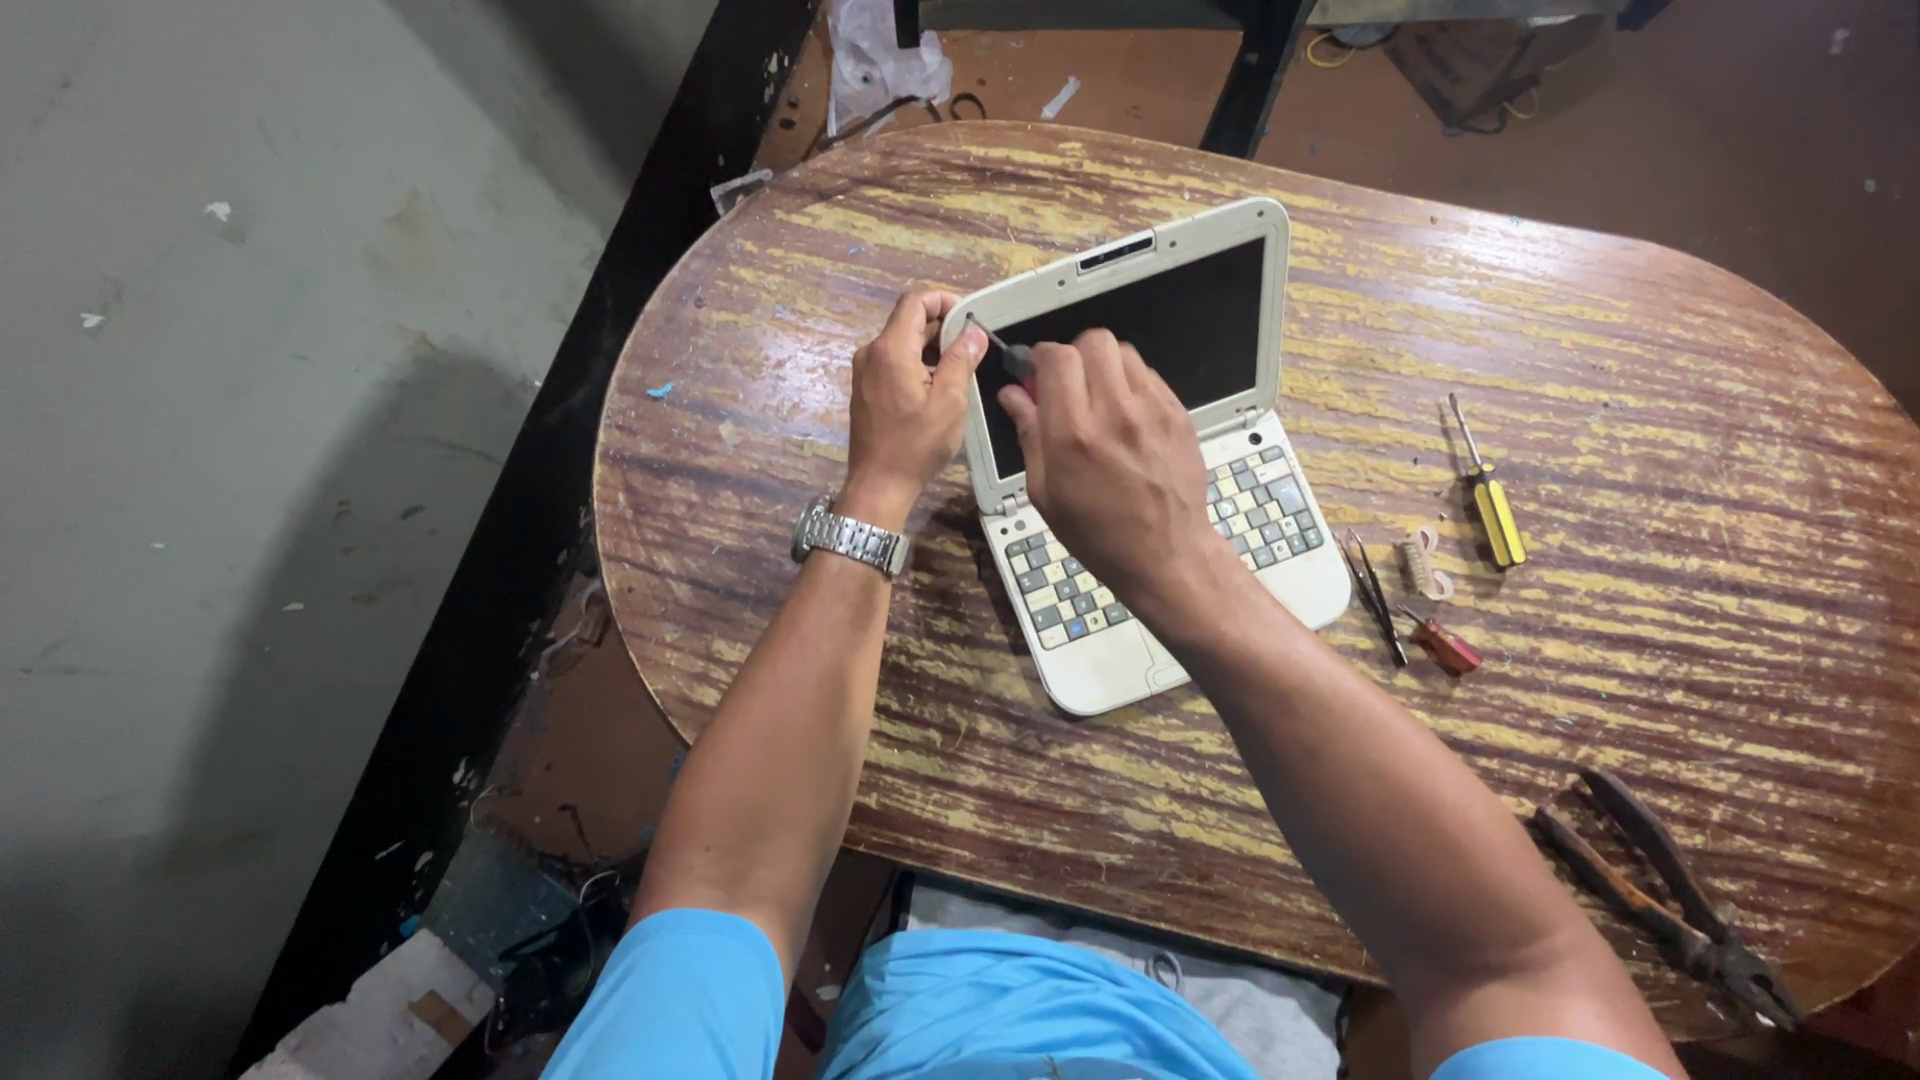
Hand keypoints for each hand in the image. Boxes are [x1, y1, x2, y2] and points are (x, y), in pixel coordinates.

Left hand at [840, 290, 987, 530]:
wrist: (879, 484)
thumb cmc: (916, 446)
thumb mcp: (950, 402)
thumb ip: (961, 360)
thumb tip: (973, 333)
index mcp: (891, 349)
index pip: (915, 301)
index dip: (944, 300)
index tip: (968, 317)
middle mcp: (871, 353)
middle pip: (908, 321)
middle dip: (941, 326)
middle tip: (971, 346)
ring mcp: (864, 371)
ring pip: (901, 342)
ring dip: (930, 347)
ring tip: (958, 369)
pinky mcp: (865, 389)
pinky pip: (893, 362)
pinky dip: (916, 363)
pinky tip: (936, 387)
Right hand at [997, 329, 1229, 614]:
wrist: (1165, 554)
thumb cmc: (1098, 534)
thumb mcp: (1045, 494)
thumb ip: (1029, 436)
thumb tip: (1013, 396)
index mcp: (1073, 435)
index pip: (1056, 357)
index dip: (1040, 357)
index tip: (1036, 373)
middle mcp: (1115, 412)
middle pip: (1092, 341)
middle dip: (1073, 355)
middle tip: (1067, 384)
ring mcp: (1153, 410)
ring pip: (1124, 352)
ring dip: (1104, 366)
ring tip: (1098, 398)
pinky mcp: (1179, 415)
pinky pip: (1150, 375)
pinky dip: (1131, 384)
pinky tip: (1126, 415)